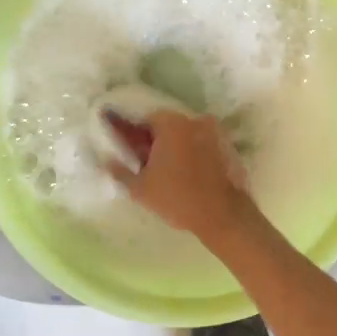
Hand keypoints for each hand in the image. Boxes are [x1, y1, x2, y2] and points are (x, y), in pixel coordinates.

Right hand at [105, 108, 252, 240]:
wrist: (223, 216)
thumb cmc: (177, 198)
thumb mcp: (140, 188)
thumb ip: (120, 171)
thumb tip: (106, 161)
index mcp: (170, 123)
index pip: (144, 120)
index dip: (134, 135)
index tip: (129, 149)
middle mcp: (195, 120)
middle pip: (168, 126)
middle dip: (155, 141)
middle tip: (147, 162)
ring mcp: (216, 133)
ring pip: (187, 136)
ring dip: (176, 147)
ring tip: (168, 171)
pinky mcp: (230, 149)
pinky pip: (205, 146)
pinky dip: (195, 154)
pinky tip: (189, 174)